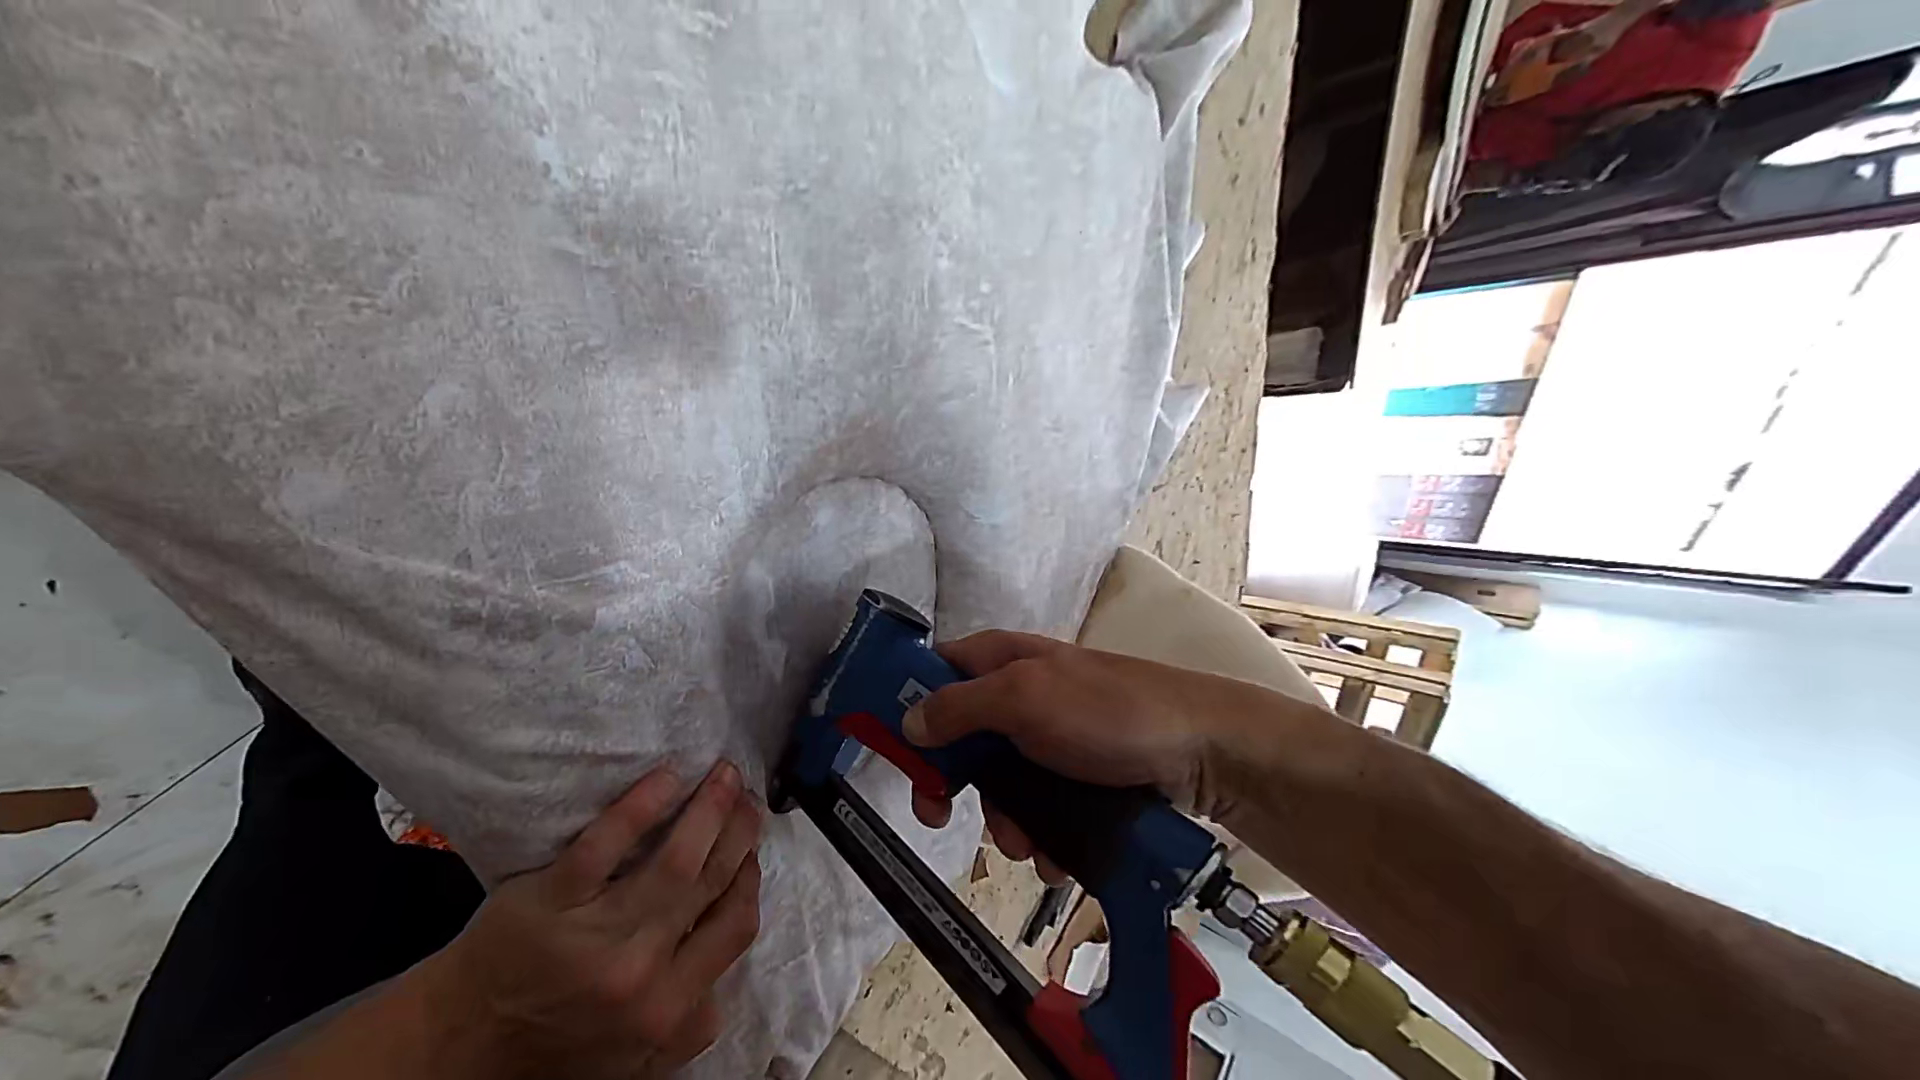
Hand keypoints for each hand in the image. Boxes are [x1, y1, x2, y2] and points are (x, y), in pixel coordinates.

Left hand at [417, 762, 761, 1079]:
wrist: (460, 1045)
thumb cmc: (556, 1041)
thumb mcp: (635, 1057)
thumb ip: (692, 1021)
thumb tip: (732, 968)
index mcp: (667, 1007)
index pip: (735, 925)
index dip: (749, 878)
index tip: (749, 850)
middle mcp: (639, 969)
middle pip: (710, 880)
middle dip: (739, 830)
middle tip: (748, 797)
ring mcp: (596, 931)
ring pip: (675, 859)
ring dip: (710, 808)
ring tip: (725, 775)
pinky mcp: (552, 898)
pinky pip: (606, 843)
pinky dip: (642, 805)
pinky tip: (667, 777)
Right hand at [901, 632, 1284, 880]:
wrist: (1199, 749)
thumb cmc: (1106, 712)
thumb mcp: (1025, 699)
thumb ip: (960, 706)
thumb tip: (909, 720)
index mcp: (1002, 659)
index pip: (934, 670)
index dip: (908, 705)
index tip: (894, 750)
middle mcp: (1019, 693)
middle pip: (958, 736)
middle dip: (952, 782)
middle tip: (940, 815)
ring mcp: (1047, 735)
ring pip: (996, 781)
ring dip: (1002, 819)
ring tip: (1026, 843)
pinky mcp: (1073, 773)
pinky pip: (1036, 804)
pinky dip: (1038, 831)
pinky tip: (1054, 852)